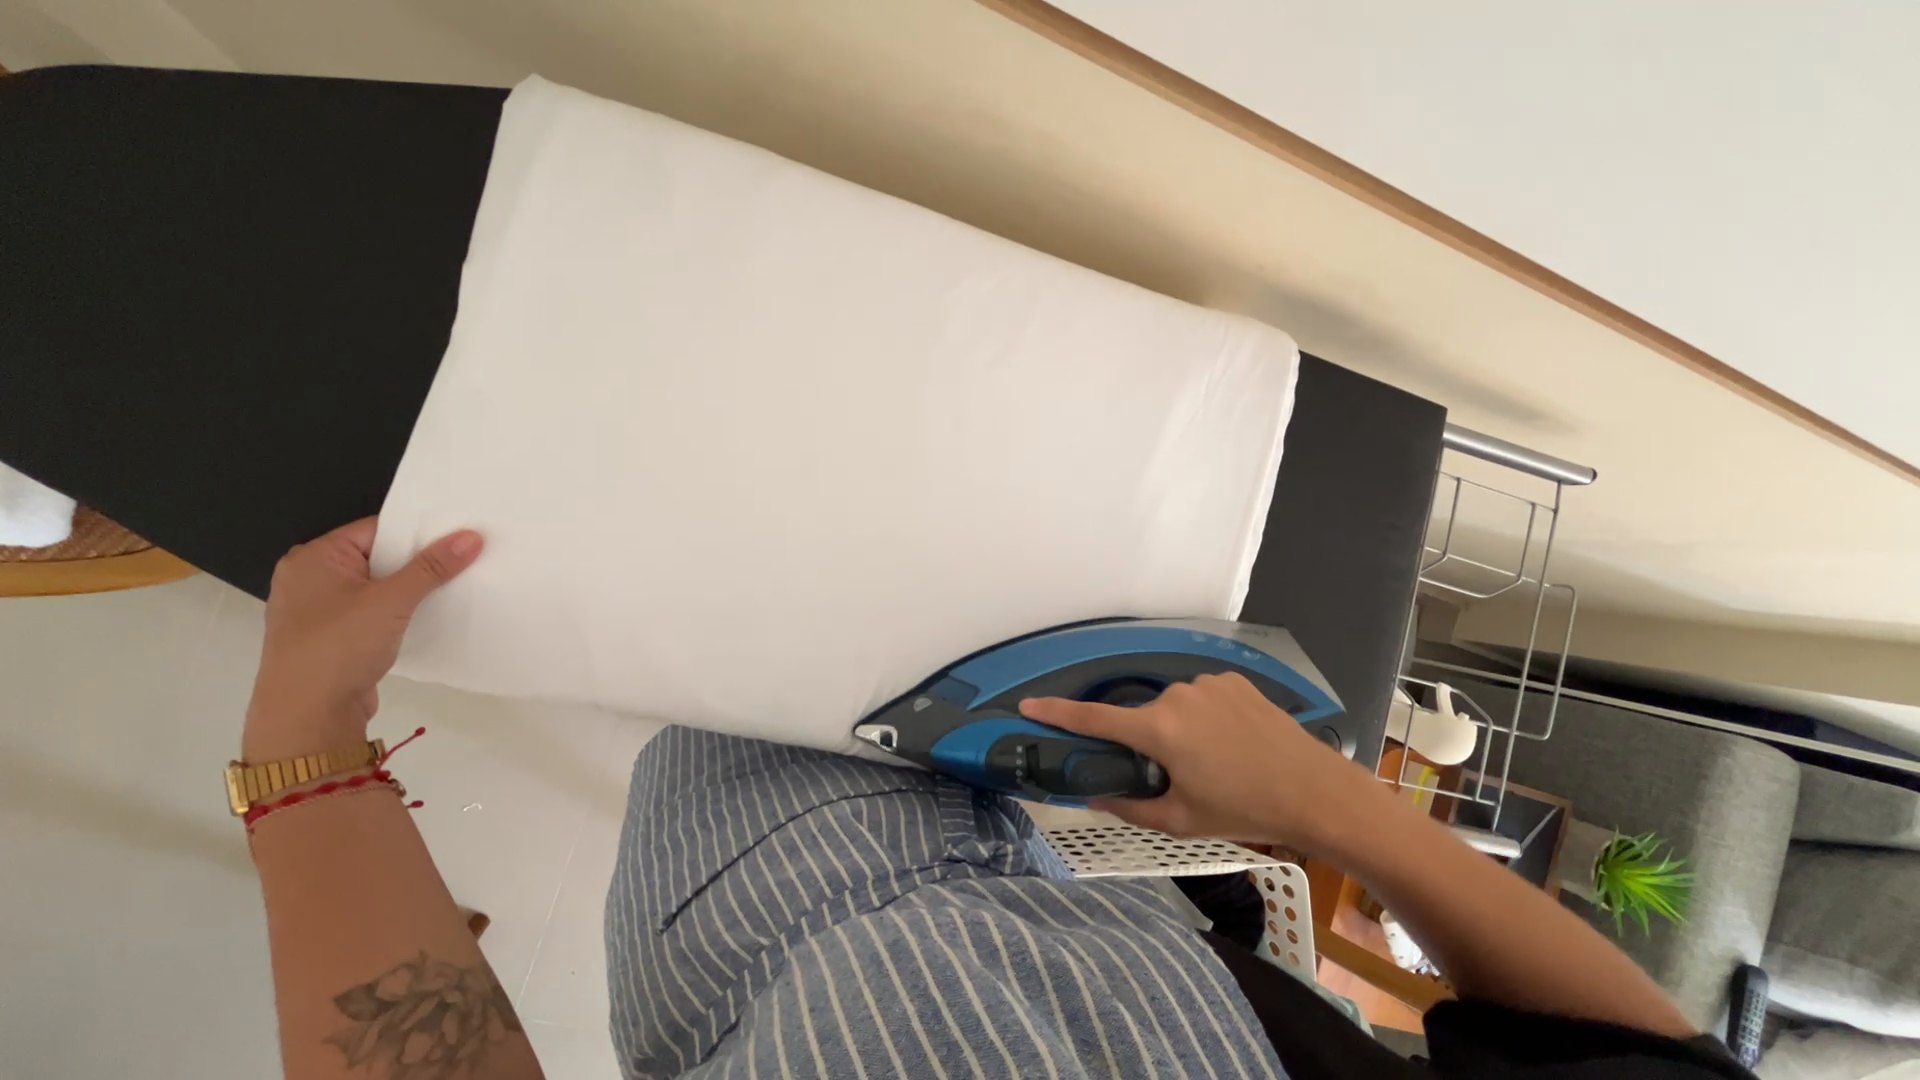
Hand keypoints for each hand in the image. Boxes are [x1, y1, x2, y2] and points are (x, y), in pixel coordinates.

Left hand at [242, 517, 482, 761]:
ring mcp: (320, 609)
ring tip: (454, 585)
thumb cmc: (338, 647)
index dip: (418, 531)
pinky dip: (400, 611)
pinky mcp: (334, 636)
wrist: (307, 714)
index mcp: (314, 558)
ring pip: (379, 586)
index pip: (376, 530)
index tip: (459, 534)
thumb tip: (471, 536)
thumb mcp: (391, 601)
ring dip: (412, 589)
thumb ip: (432, 567)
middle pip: (379, 556)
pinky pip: (374, 611)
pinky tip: (429, 615)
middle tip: (465, 557)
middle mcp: (311, 577)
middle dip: (419, 561)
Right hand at [1020, 673, 1379, 848]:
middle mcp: (1177, 696)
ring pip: (1174, 707)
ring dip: (1180, 729)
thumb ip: (1132, 807)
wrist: (1316, 791)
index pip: (1095, 719)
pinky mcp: (1233, 680)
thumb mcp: (1182, 820)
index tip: (1028, 705)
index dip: (1057, 713)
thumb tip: (1097, 796)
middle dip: (1149, 743)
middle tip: (1178, 776)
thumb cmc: (1245, 810)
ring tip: (1215, 761)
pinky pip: (1202, 696)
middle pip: (1143, 718)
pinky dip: (1205, 715)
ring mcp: (1207, 683)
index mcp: (1159, 730)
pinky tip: (1232, 741)